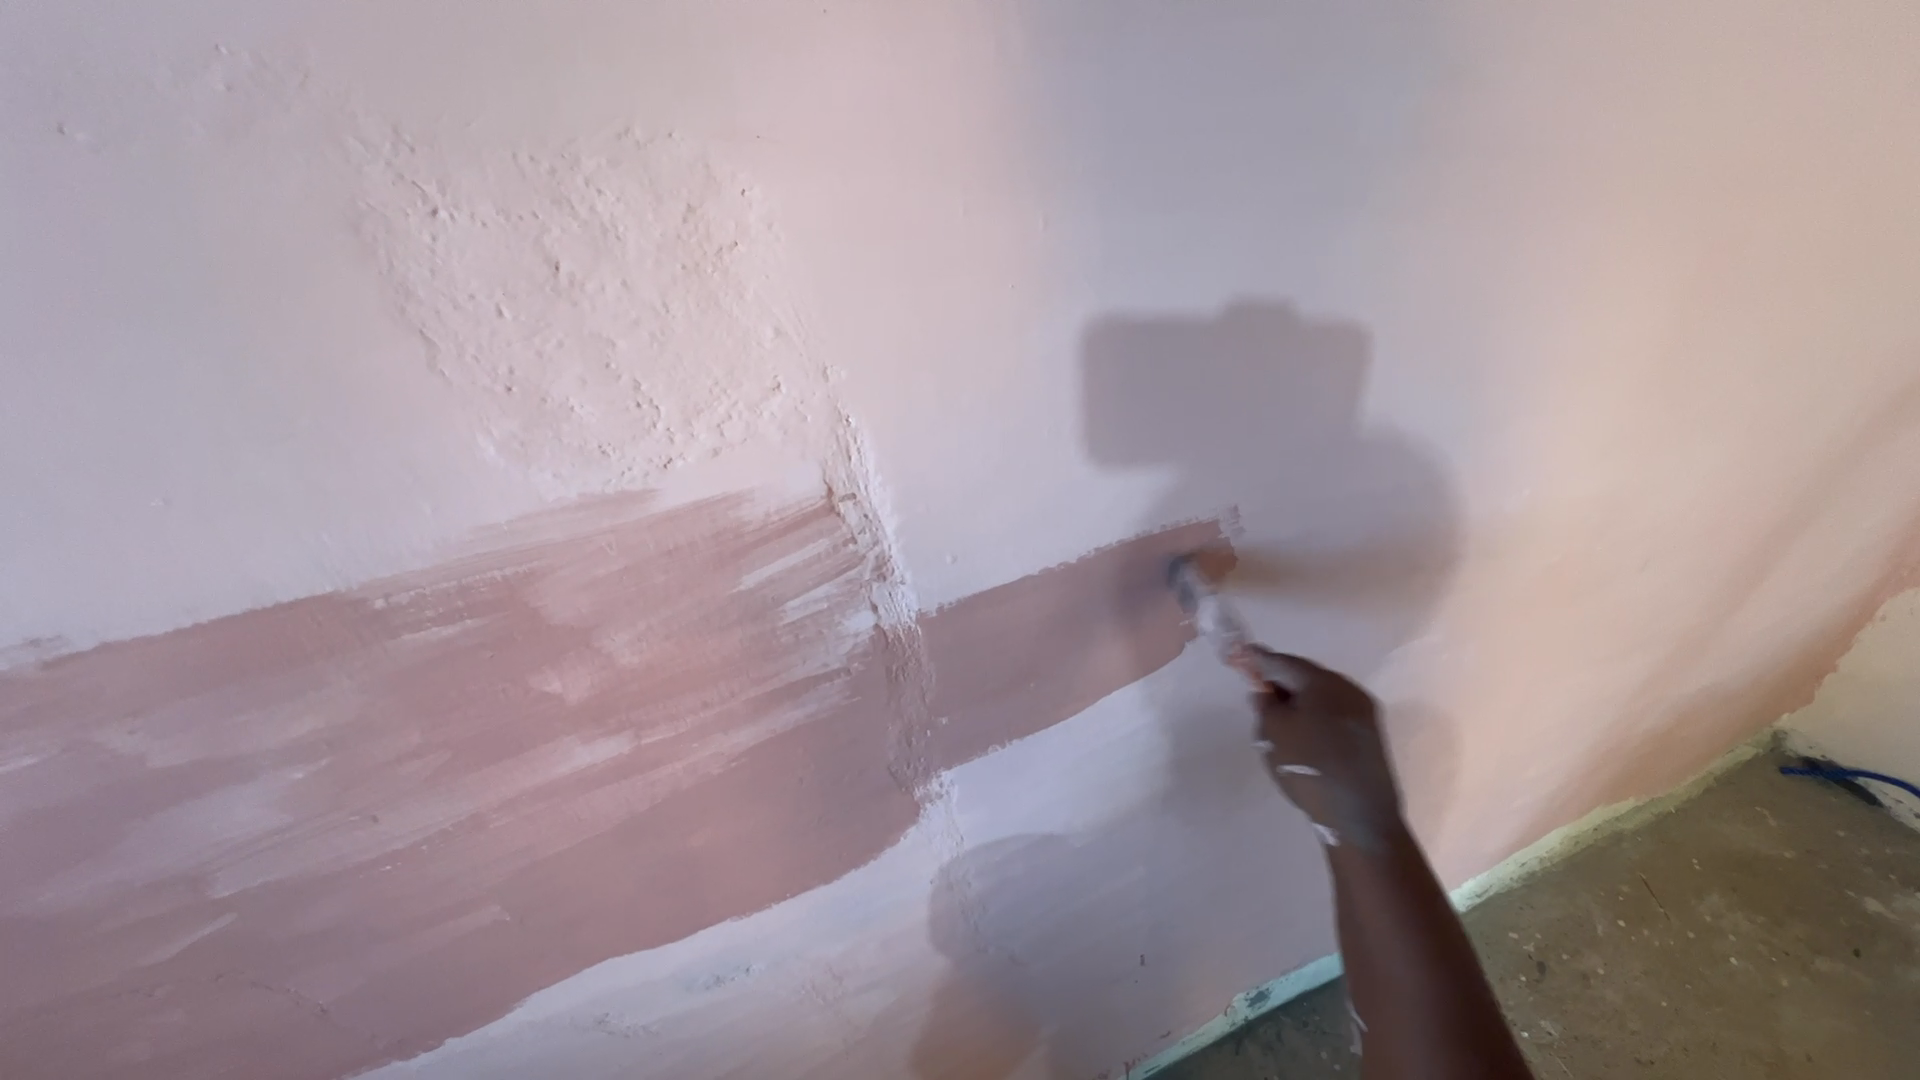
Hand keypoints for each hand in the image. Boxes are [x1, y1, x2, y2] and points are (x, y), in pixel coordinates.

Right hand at [1246, 649, 1402, 847]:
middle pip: (1306, 675)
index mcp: (1323, 682)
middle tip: (1258, 693)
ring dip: (1299, 700)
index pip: (1283, 662)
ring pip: (1322, 695)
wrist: (1359, 816)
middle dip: (1280, 681)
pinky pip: (1334, 712)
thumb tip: (1265, 690)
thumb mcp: (1272, 732)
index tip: (1239, 656)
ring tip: (1278, 717)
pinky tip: (1303, 732)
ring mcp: (1364, 712)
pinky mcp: (1370, 734)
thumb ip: (1264, 704)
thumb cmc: (1308, 767)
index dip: (1258, 660)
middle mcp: (1348, 689)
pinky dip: (1315, 715)